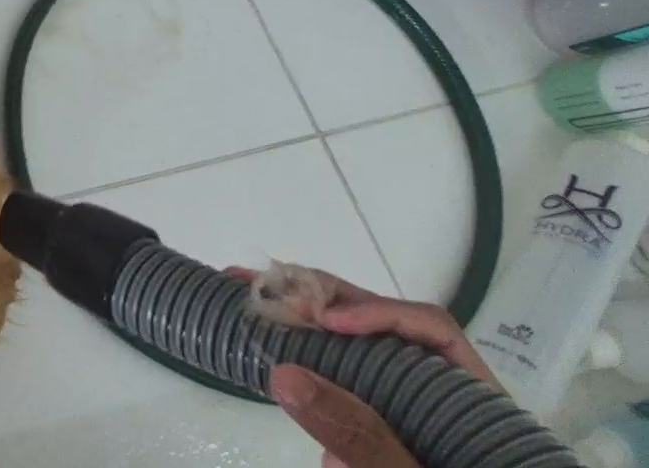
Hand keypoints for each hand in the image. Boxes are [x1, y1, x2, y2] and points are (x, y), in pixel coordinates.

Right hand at [228, 267, 500, 467]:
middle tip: (261, 291)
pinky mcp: (382, 431)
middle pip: (384, 331)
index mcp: (476, 406)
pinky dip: (308, 377)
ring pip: (356, 356)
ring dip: (305, 336)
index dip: (374, 312)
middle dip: (320, 307)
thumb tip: (284, 373)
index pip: (430, 331)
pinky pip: (342, 392)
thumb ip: (362, 437)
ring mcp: (410, 414)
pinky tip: (277, 371)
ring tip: (253, 311)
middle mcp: (444, 399)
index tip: (320, 319)